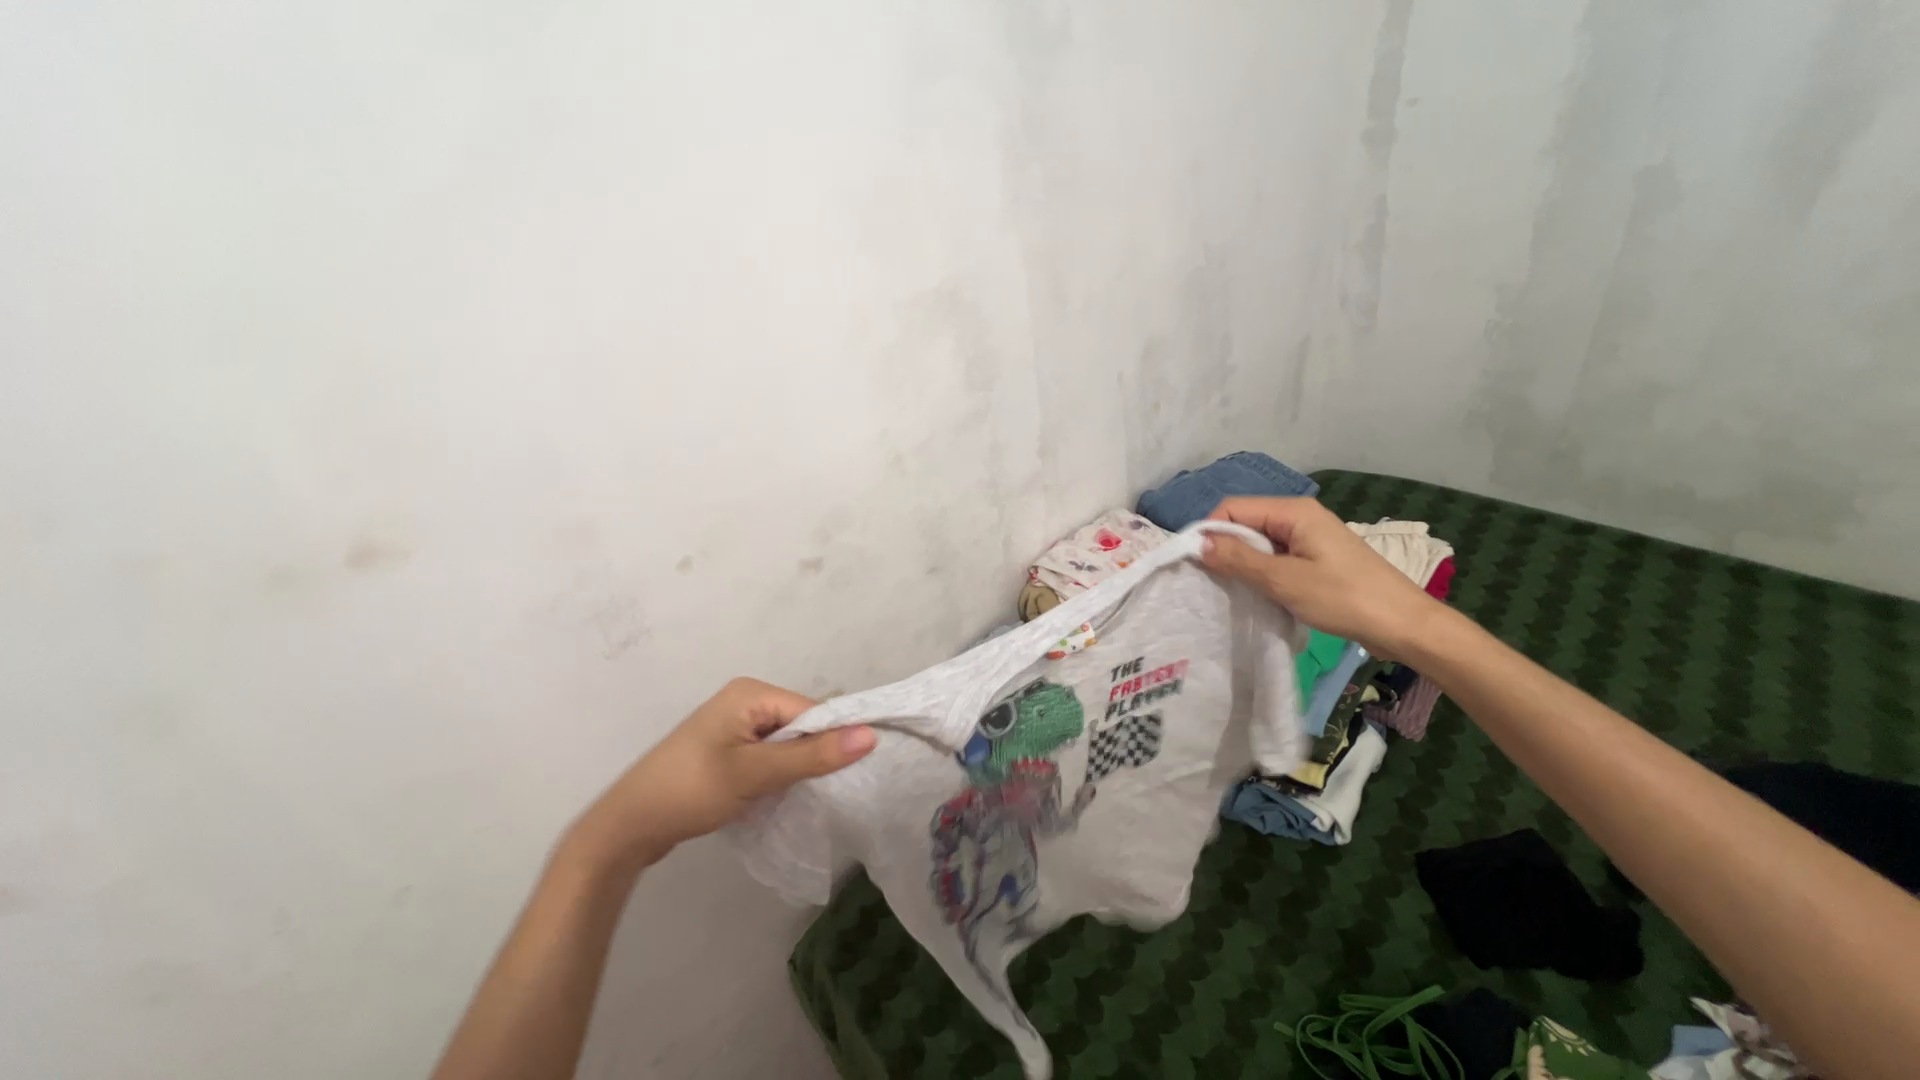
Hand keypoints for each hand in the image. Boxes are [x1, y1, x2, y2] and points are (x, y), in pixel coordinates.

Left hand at [567, 678, 875, 869]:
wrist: (629, 826)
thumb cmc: (691, 790)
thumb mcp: (756, 774)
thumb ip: (812, 755)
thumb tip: (871, 735)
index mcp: (750, 692)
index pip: (812, 710)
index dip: (832, 740)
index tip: (847, 776)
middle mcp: (744, 700)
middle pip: (802, 725)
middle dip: (813, 755)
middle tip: (821, 791)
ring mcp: (734, 726)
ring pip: (787, 744)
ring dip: (795, 769)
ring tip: (799, 796)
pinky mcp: (728, 751)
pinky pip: (769, 756)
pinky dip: (778, 775)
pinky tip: (778, 796)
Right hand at [1200, 496, 1442, 658]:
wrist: (1404, 626)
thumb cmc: (1344, 598)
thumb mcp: (1285, 580)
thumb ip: (1240, 559)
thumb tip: (1198, 544)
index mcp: (1294, 511)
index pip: (1233, 508)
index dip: (1209, 532)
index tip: (1194, 565)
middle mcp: (1300, 516)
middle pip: (1245, 523)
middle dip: (1224, 548)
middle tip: (1209, 582)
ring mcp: (1310, 539)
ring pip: (1259, 543)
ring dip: (1243, 564)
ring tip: (1231, 591)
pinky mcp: (1316, 560)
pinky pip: (1276, 558)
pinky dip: (1262, 573)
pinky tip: (1258, 595)